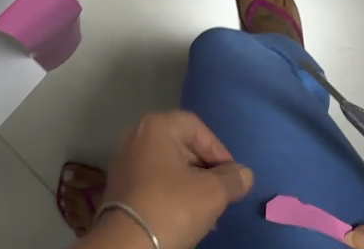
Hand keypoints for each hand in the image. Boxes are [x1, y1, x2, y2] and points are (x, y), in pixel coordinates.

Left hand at [98, 111, 252, 248]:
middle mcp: (136, 135)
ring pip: (167, 165)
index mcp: (156, 126)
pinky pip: (152, 180)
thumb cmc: (172, 207)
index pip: (195, 126)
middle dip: (205, 169)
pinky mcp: (119, 184)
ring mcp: (124, 160)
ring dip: (191, 184)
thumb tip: (244, 173)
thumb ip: (232, 179)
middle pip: (180, 144)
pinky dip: (172, 192)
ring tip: (208, 211)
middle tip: (223, 193)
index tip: (233, 176)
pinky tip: (186, 216)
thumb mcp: (212, 193)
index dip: (218, 149)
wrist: (128, 242)